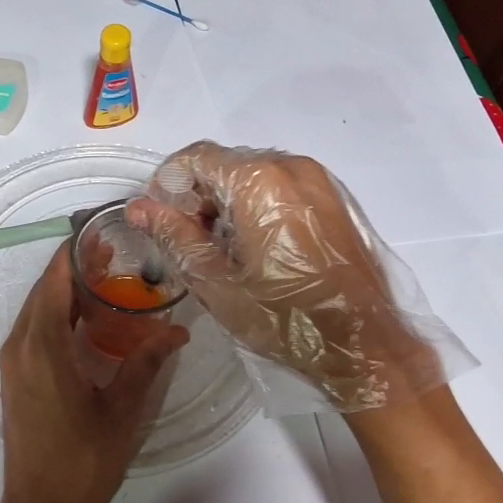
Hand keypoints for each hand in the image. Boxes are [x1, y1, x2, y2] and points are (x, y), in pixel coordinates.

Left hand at [0, 244, 187, 502]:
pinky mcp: (16, 378)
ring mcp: (14, 363)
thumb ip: (146, 362)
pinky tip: (91, 323)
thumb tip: (178, 329)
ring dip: (68, 293)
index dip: (77, 253)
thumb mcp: (122, 410)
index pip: (54, 280)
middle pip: (44, 291)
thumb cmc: (82, 462)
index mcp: (41, 346)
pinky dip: (60, 316)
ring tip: (109, 283)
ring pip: (38, 310)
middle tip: (118, 257)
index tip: (105, 234)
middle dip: (76, 270)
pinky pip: (35, 330)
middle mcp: (19, 346)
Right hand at [127, 141, 437, 409]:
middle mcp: (292, 168)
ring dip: (229, 202)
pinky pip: (284, 188)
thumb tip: (139, 208)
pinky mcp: (337, 199)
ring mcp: (320, 181)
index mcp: (259, 182)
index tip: (159, 219)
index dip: (168, 184)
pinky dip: (260, 206)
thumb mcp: (217, 282)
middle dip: (199, 196)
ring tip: (223, 251)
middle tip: (189, 242)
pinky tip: (258, 249)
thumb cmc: (284, 318)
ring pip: (256, 175)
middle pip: (227, 164)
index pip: (197, 158)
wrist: (364, 344)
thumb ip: (175, 236)